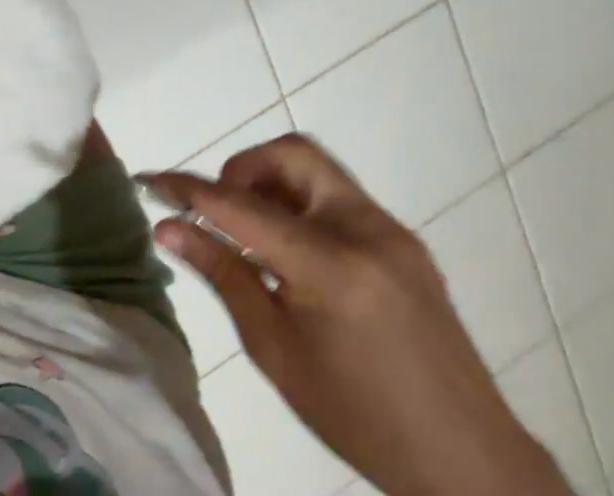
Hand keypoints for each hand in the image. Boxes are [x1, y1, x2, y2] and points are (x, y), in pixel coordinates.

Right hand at [142, 136, 572, 495]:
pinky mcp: (405, 247)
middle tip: (215, 211)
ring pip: (318, 172)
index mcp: (331, 265)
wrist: (465, 457)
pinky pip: (339, 200)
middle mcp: (367, 232)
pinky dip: (299, 207)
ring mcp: (393, 235)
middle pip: (292, 155)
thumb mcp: (274, 348)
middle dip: (240, 169)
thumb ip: (223, 274)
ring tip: (247, 235)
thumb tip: (168, 228)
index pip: (239, 205)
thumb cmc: (356, 414)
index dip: (186, 188)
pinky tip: (286, 255)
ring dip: (271, 185)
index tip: (147, 181)